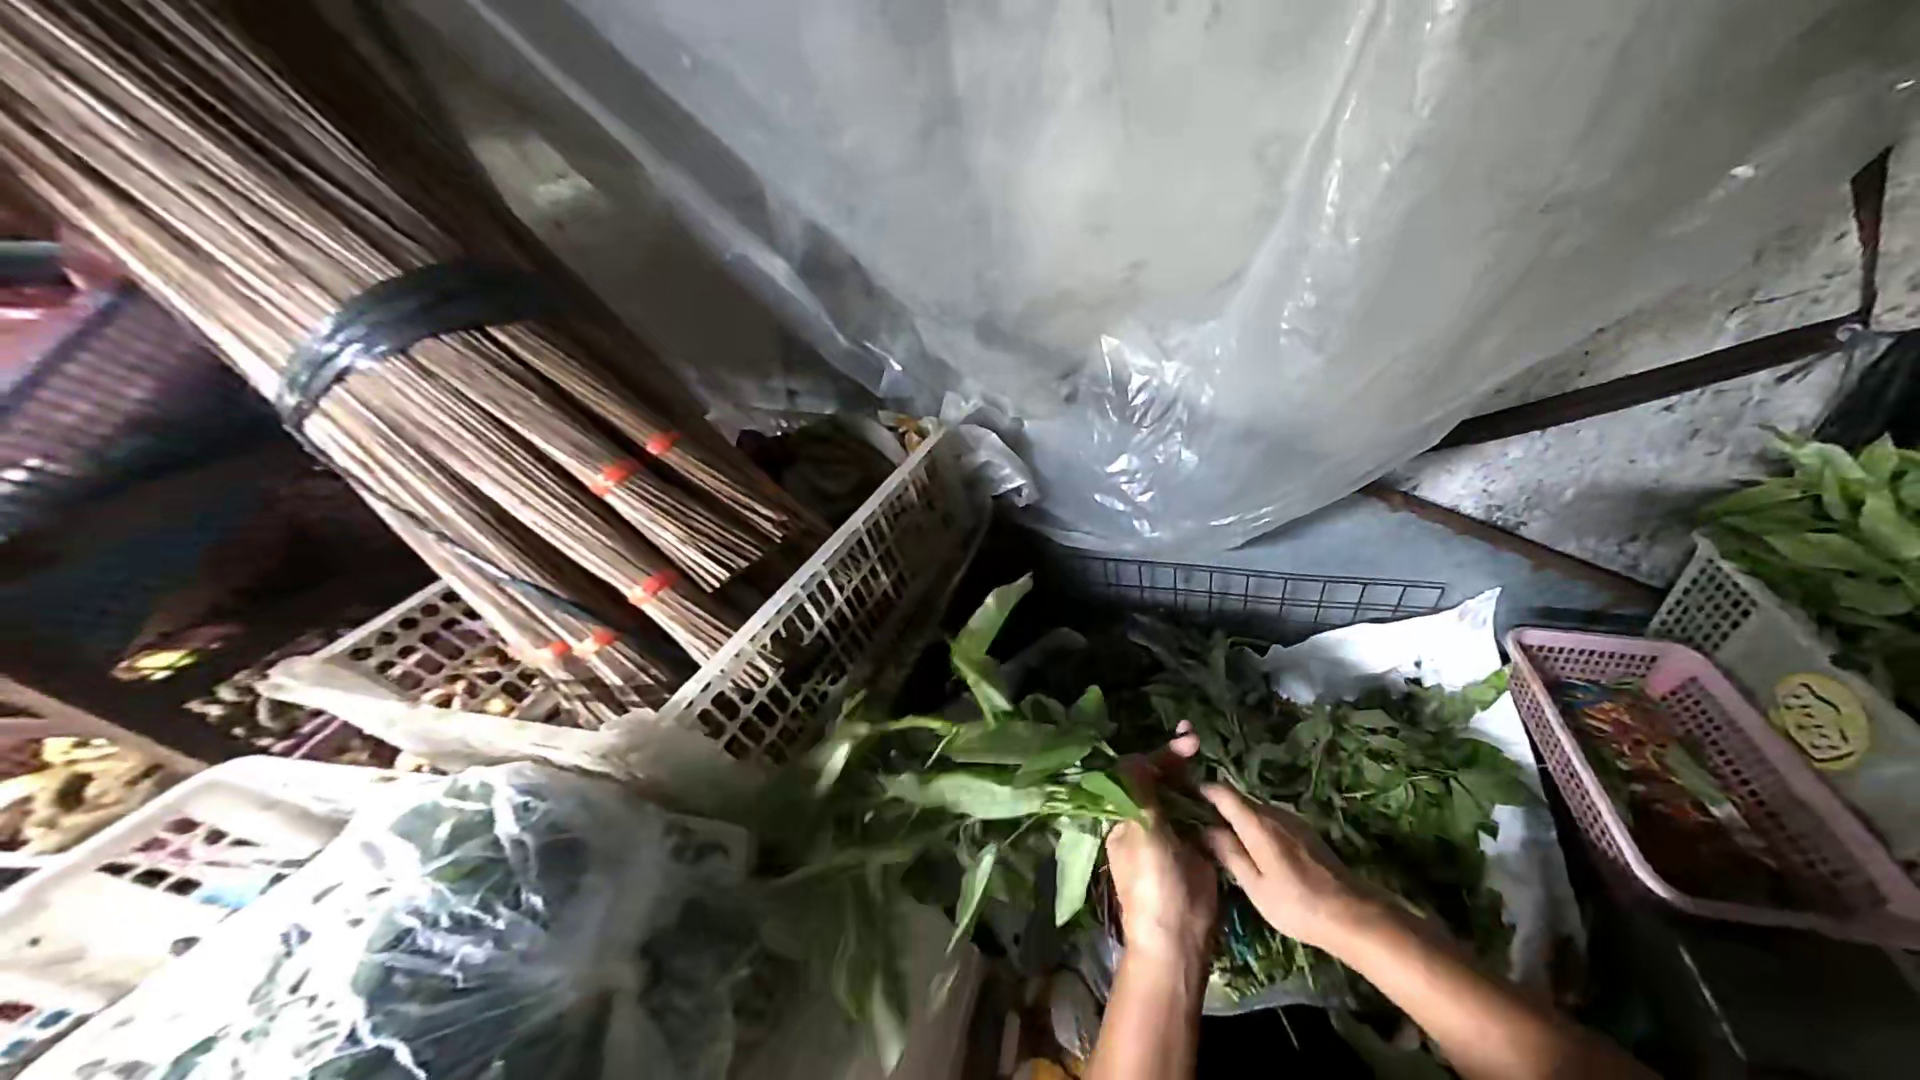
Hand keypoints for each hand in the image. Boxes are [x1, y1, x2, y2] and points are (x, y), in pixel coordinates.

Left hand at [1105, 732, 1216, 966]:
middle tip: (1196, 740)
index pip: (1137, 774)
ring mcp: (1170, 832)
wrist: (1178, 935)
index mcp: (1123, 815)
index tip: (1185, 743)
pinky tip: (1217, 786)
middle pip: (1158, 780)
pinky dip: (1205, 798)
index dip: (1159, 756)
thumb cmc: (1153, 882)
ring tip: (1205, 754)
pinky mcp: (1194, 847)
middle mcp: (1144, 819)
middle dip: (1174, 758)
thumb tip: (1135, 757)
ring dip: (1190, 773)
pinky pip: (1197, 815)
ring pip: (1178, 794)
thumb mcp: (1141, 830)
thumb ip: (1137, 791)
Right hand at [1199, 784, 1381, 953]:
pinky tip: (1251, 848)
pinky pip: (1270, 820)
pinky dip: (1254, 827)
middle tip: (1195, 821)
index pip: (1222, 792)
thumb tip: (1204, 829)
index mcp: (1256, 823)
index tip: (1182, 794)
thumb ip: (1229, 853)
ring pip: (1254, 810)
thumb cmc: (1298, 905)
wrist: (1356, 916)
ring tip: (1220, 836)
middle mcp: (1274, 813)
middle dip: (1216, 805)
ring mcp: (1292, 821)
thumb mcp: (1255, 886)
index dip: (1201, 789)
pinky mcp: (1304, 833)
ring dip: (1237, 818)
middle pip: (1238, 799)